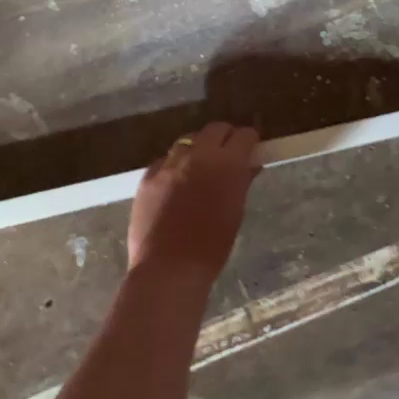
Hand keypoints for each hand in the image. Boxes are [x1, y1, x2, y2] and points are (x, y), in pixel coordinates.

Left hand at [127, 122, 261, 278]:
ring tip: (199, 167)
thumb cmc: (213, 245)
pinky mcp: (147, 178)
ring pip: (187, 140)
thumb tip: (250, 165)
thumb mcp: (236, 210)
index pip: (245, 135)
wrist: (168, 269)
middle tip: (228, 154)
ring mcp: (169, 165)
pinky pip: (164, 160)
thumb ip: (242, 181)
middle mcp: (199, 156)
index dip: (249, 141)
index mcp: (228, 163)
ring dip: (198, 148)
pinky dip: (173, 165)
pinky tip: (175, 182)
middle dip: (224, 137)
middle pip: (215, 129)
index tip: (251, 150)